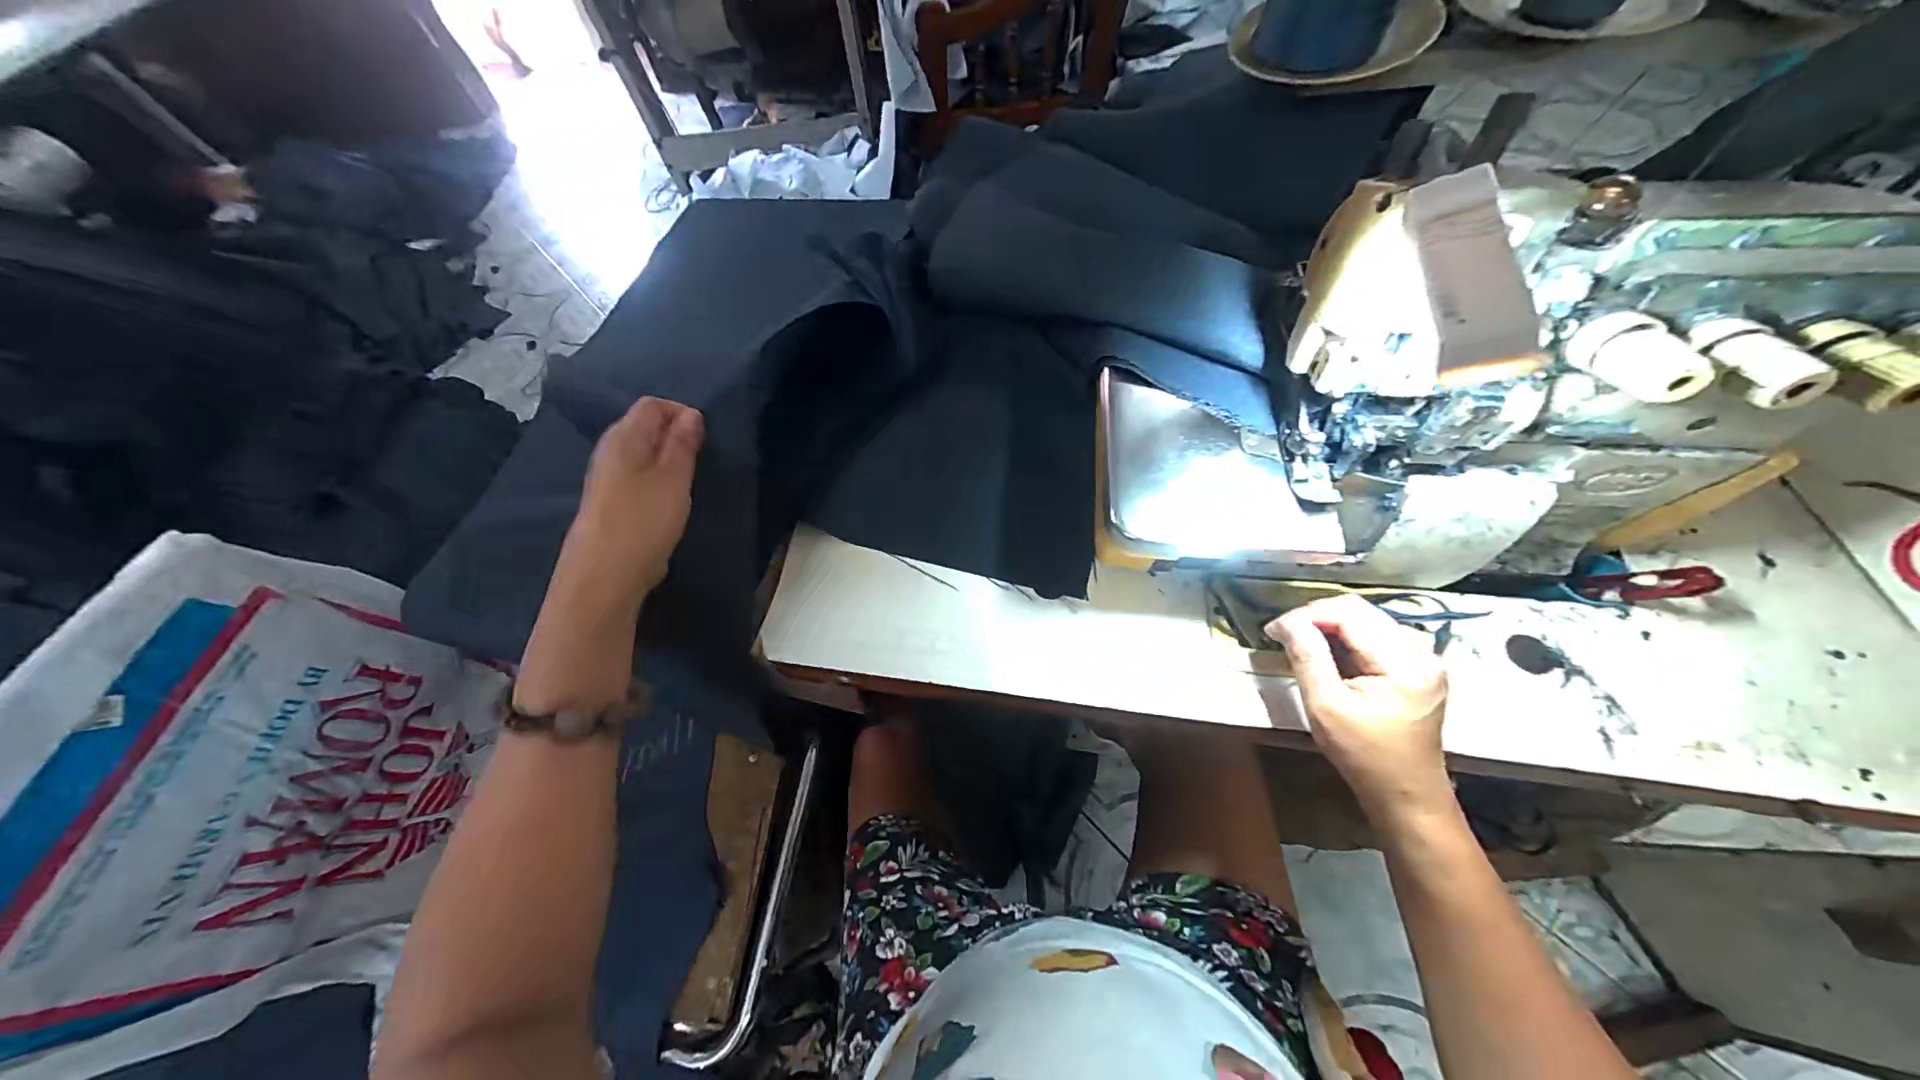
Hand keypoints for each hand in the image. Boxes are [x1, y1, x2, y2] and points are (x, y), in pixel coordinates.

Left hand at [566, 397, 703, 602]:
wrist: (606, 574)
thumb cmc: (644, 520)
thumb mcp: (674, 477)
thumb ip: (683, 443)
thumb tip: (690, 414)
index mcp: (623, 437)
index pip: (652, 405)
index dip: (681, 413)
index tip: (705, 438)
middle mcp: (610, 451)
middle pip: (645, 427)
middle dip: (677, 436)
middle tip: (702, 460)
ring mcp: (608, 478)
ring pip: (643, 454)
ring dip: (669, 460)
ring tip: (690, 481)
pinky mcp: (613, 503)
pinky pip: (639, 477)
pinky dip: (659, 480)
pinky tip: (671, 502)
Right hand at [1266, 595, 1450, 820]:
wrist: (1405, 793)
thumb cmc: (1364, 756)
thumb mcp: (1326, 708)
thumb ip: (1308, 658)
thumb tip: (1287, 622)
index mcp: (1405, 663)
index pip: (1349, 615)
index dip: (1306, 616)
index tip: (1272, 630)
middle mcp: (1421, 652)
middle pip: (1360, 612)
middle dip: (1315, 616)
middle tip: (1281, 633)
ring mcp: (1423, 659)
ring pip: (1367, 620)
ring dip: (1328, 624)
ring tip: (1298, 640)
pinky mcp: (1416, 667)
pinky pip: (1374, 636)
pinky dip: (1344, 637)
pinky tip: (1324, 651)